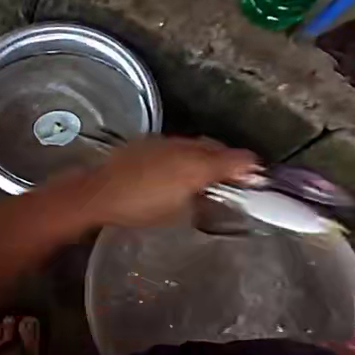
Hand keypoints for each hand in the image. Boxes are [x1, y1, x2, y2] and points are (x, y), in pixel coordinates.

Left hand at [58, 137, 259, 227]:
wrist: (98, 193)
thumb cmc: (138, 208)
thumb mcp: (177, 213)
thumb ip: (201, 201)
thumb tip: (213, 196)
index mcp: (198, 165)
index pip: (238, 159)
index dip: (250, 168)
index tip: (256, 178)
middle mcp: (186, 147)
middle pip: (219, 148)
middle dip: (230, 161)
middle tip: (235, 178)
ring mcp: (166, 142)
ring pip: (197, 145)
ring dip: (207, 156)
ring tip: (206, 175)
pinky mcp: (148, 142)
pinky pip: (178, 146)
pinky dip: (186, 155)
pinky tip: (178, 170)